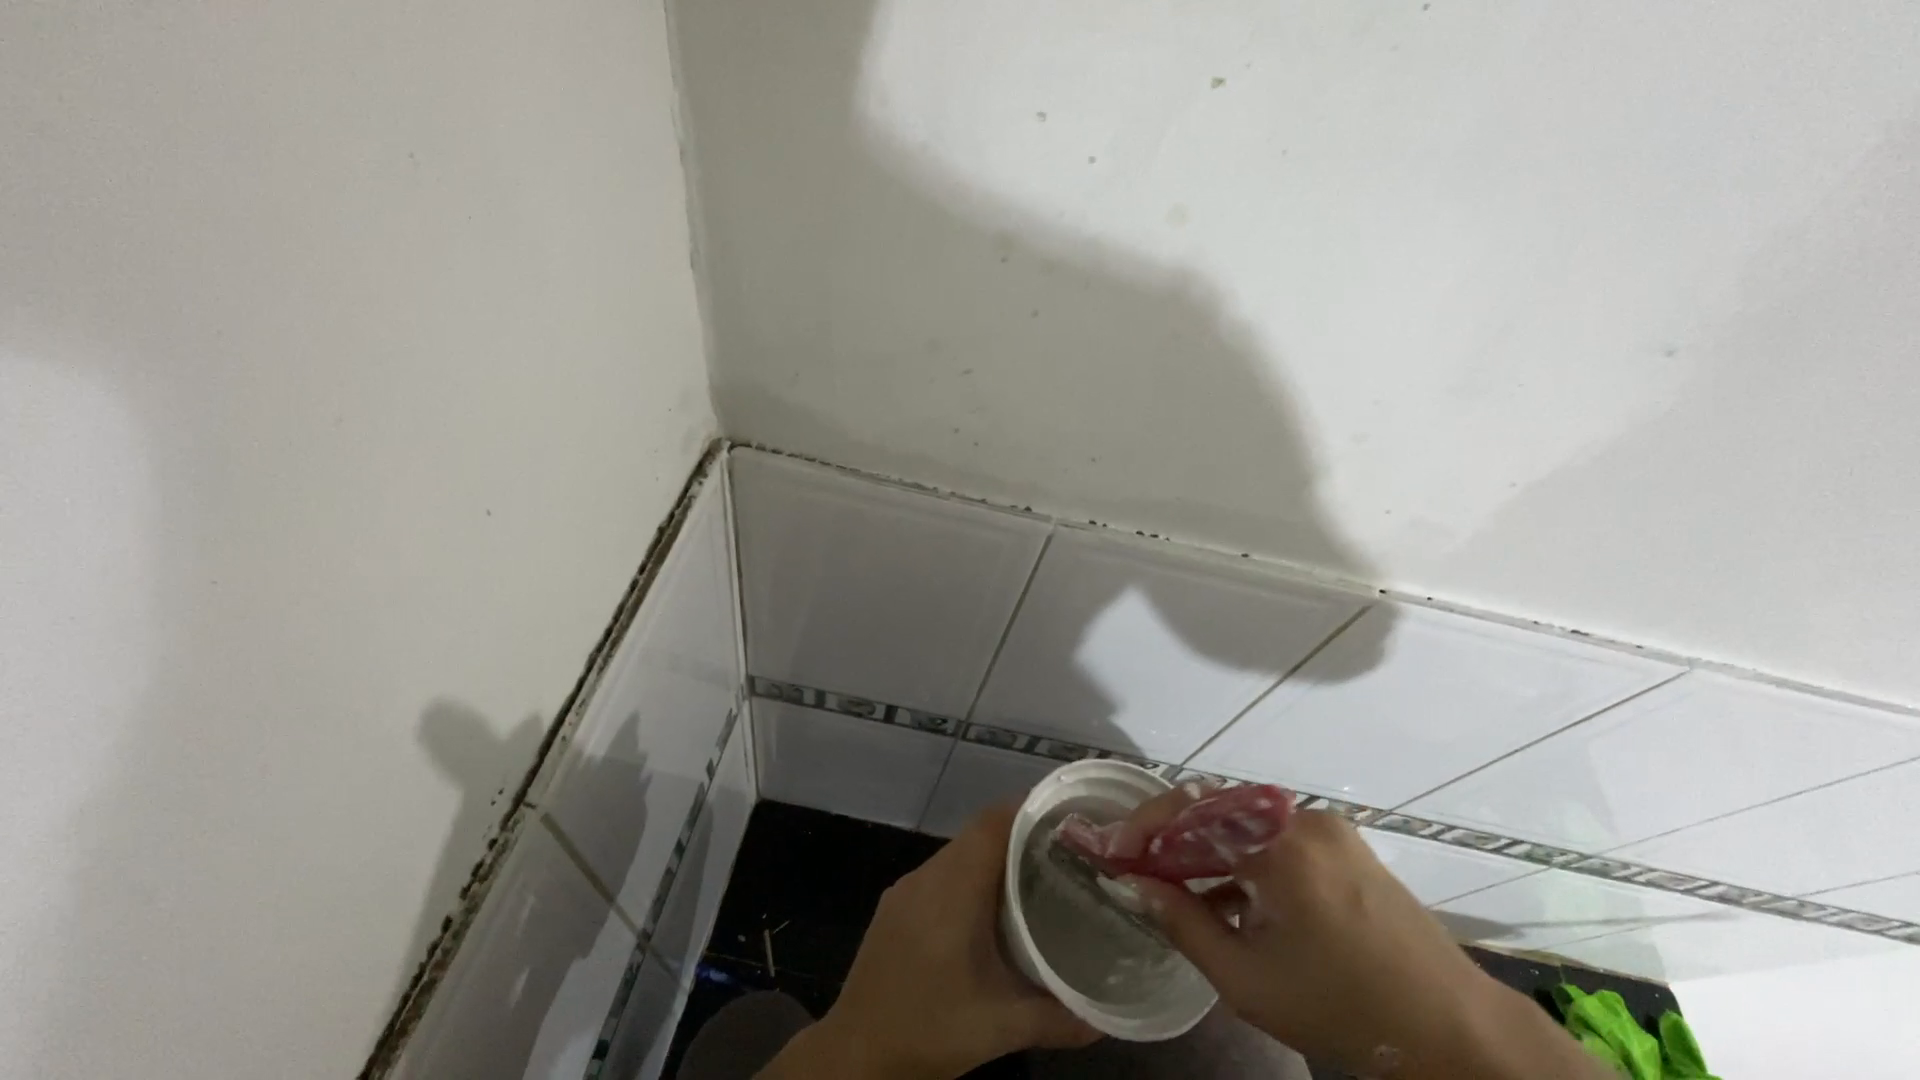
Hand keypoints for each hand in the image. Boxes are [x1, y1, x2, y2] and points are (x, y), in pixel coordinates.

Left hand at [760, 803, 1096, 1079]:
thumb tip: (1105, 1020)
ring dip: (995, 860)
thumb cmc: (928, 1029)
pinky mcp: (894, 909)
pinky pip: (940, 876)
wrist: (855, 1055)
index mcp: (952, 889)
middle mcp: (926, 877)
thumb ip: (1058, 1018)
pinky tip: (992, 913)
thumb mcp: (1001, 1028)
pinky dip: (970, 880)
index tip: (1070, 818)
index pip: (992, 823)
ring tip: (1038, 880)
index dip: (1030, 811)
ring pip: (958, 855)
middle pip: (978, 835)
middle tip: (1066, 854)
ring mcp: (905, 891)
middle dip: (1022, 836)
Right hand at [1121, 787, 1611, 1079]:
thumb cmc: (1340, 1006)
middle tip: (1131, 863)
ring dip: (1204, 848)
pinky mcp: (1346, 849)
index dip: (1142, 826)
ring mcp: (1330, 831)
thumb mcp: (1245, 977)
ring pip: (1245, 823)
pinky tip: (1224, 896)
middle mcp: (1305, 820)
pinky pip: (1276, 838)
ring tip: (1169, 883)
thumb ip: (1183, 922)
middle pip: (1217, 808)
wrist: (1452, 1029)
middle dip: (1168, 834)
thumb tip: (1137, 884)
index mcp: (1282, 845)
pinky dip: (1241, 858)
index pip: (1192, 810)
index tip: (1107, 848)